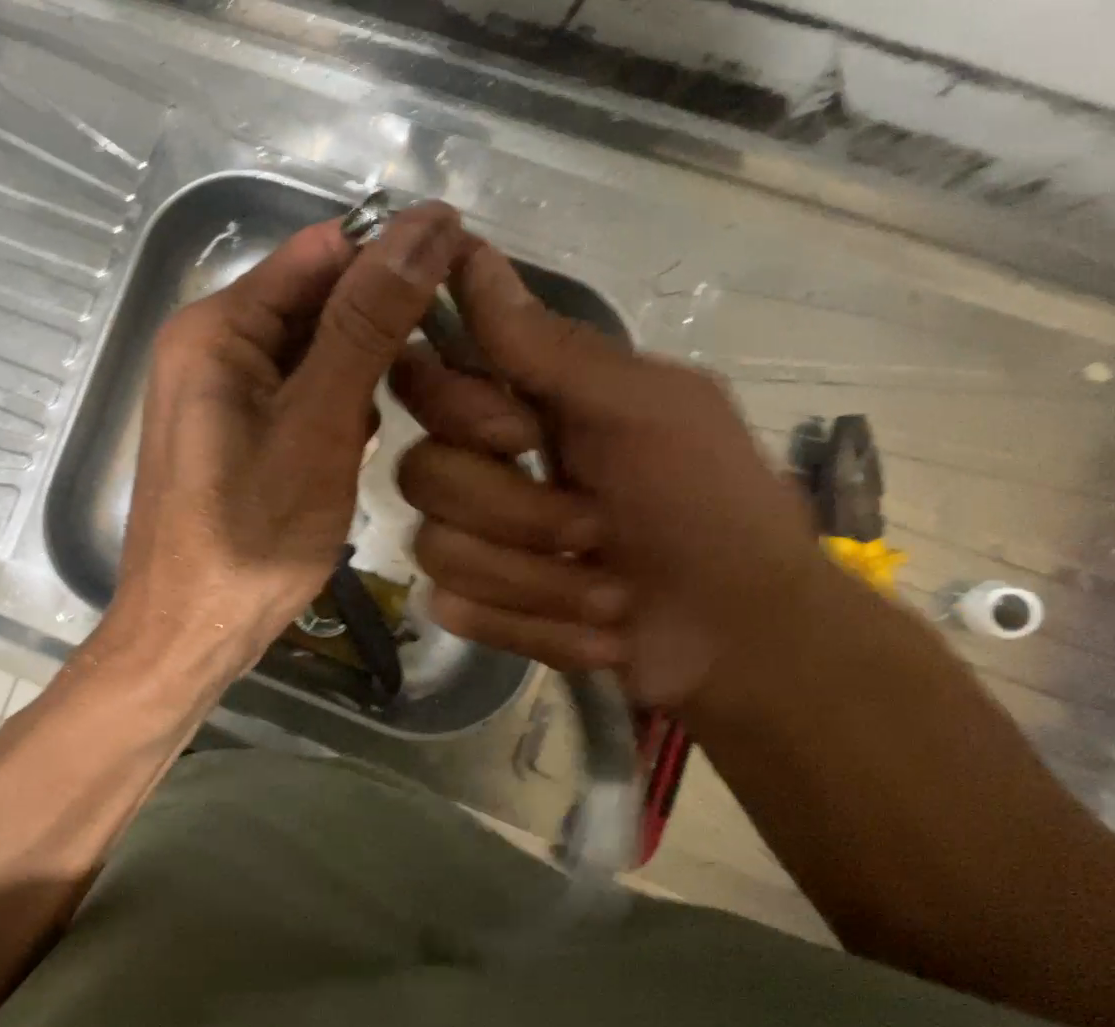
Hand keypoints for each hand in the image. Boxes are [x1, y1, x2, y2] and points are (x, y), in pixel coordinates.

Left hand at [100, 202, 465, 668]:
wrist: (188, 634)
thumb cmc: (251, 537)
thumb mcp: (319, 424)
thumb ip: (367, 323)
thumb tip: (425, 223)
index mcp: (214, 327)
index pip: (320, 252)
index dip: (393, 261)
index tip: (465, 292)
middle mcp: (204, 345)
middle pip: (313, 300)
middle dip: (376, 330)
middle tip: (439, 376)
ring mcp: (211, 391)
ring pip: (309, 349)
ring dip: (357, 377)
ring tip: (381, 430)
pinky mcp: (224, 430)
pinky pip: (291, 393)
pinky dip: (329, 411)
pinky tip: (345, 452)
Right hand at [390, 237, 825, 705]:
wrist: (745, 638)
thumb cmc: (712, 505)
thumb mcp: (647, 410)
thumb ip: (548, 348)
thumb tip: (467, 250)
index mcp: (518, 404)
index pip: (420, 377)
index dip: (455, 410)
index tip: (524, 435)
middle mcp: (481, 465)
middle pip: (419, 472)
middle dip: (517, 513)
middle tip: (598, 529)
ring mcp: (473, 540)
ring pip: (435, 548)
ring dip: (537, 582)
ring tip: (613, 597)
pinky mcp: (473, 606)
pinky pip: (452, 609)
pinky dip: (532, 627)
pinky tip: (593, 634)